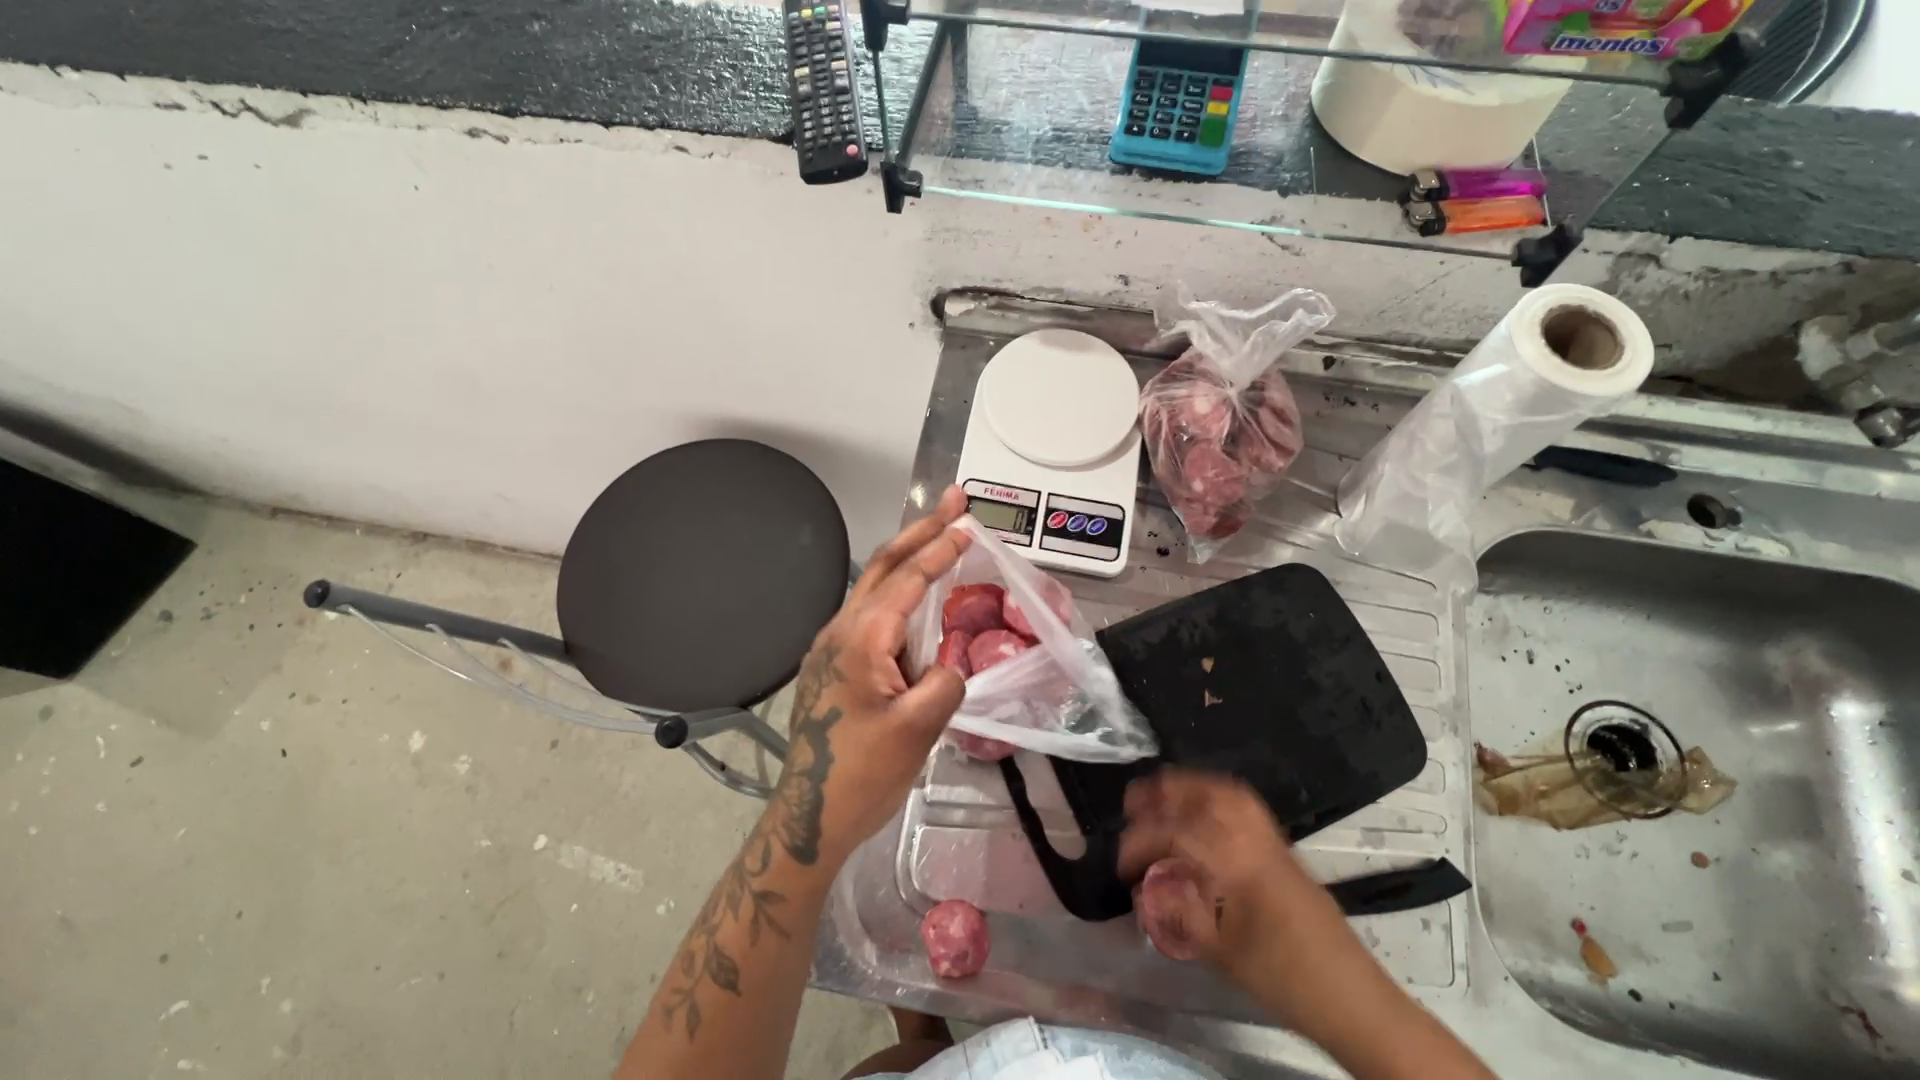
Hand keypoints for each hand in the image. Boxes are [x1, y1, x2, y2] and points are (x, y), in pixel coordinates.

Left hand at [763, 486, 972, 872]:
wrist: (810, 816)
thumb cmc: (862, 774)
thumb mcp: (918, 730)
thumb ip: (945, 683)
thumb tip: (948, 666)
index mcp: (859, 640)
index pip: (906, 580)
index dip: (939, 550)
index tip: (968, 524)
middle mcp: (839, 633)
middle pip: (882, 566)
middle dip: (919, 531)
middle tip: (953, 500)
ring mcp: (831, 650)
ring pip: (873, 589)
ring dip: (908, 559)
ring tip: (942, 540)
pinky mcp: (833, 669)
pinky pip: (870, 617)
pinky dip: (899, 595)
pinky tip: (918, 605)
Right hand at [1119, 770, 1362, 1026]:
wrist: (1354, 998)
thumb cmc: (1285, 980)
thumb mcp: (1222, 955)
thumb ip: (1179, 916)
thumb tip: (1144, 893)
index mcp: (1239, 864)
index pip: (1179, 833)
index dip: (1141, 842)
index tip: (1122, 865)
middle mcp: (1257, 842)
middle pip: (1209, 794)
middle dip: (1167, 791)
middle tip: (1133, 801)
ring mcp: (1276, 845)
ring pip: (1231, 795)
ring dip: (1192, 789)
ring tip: (1162, 798)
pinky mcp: (1285, 854)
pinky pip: (1246, 809)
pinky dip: (1216, 801)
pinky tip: (1200, 820)